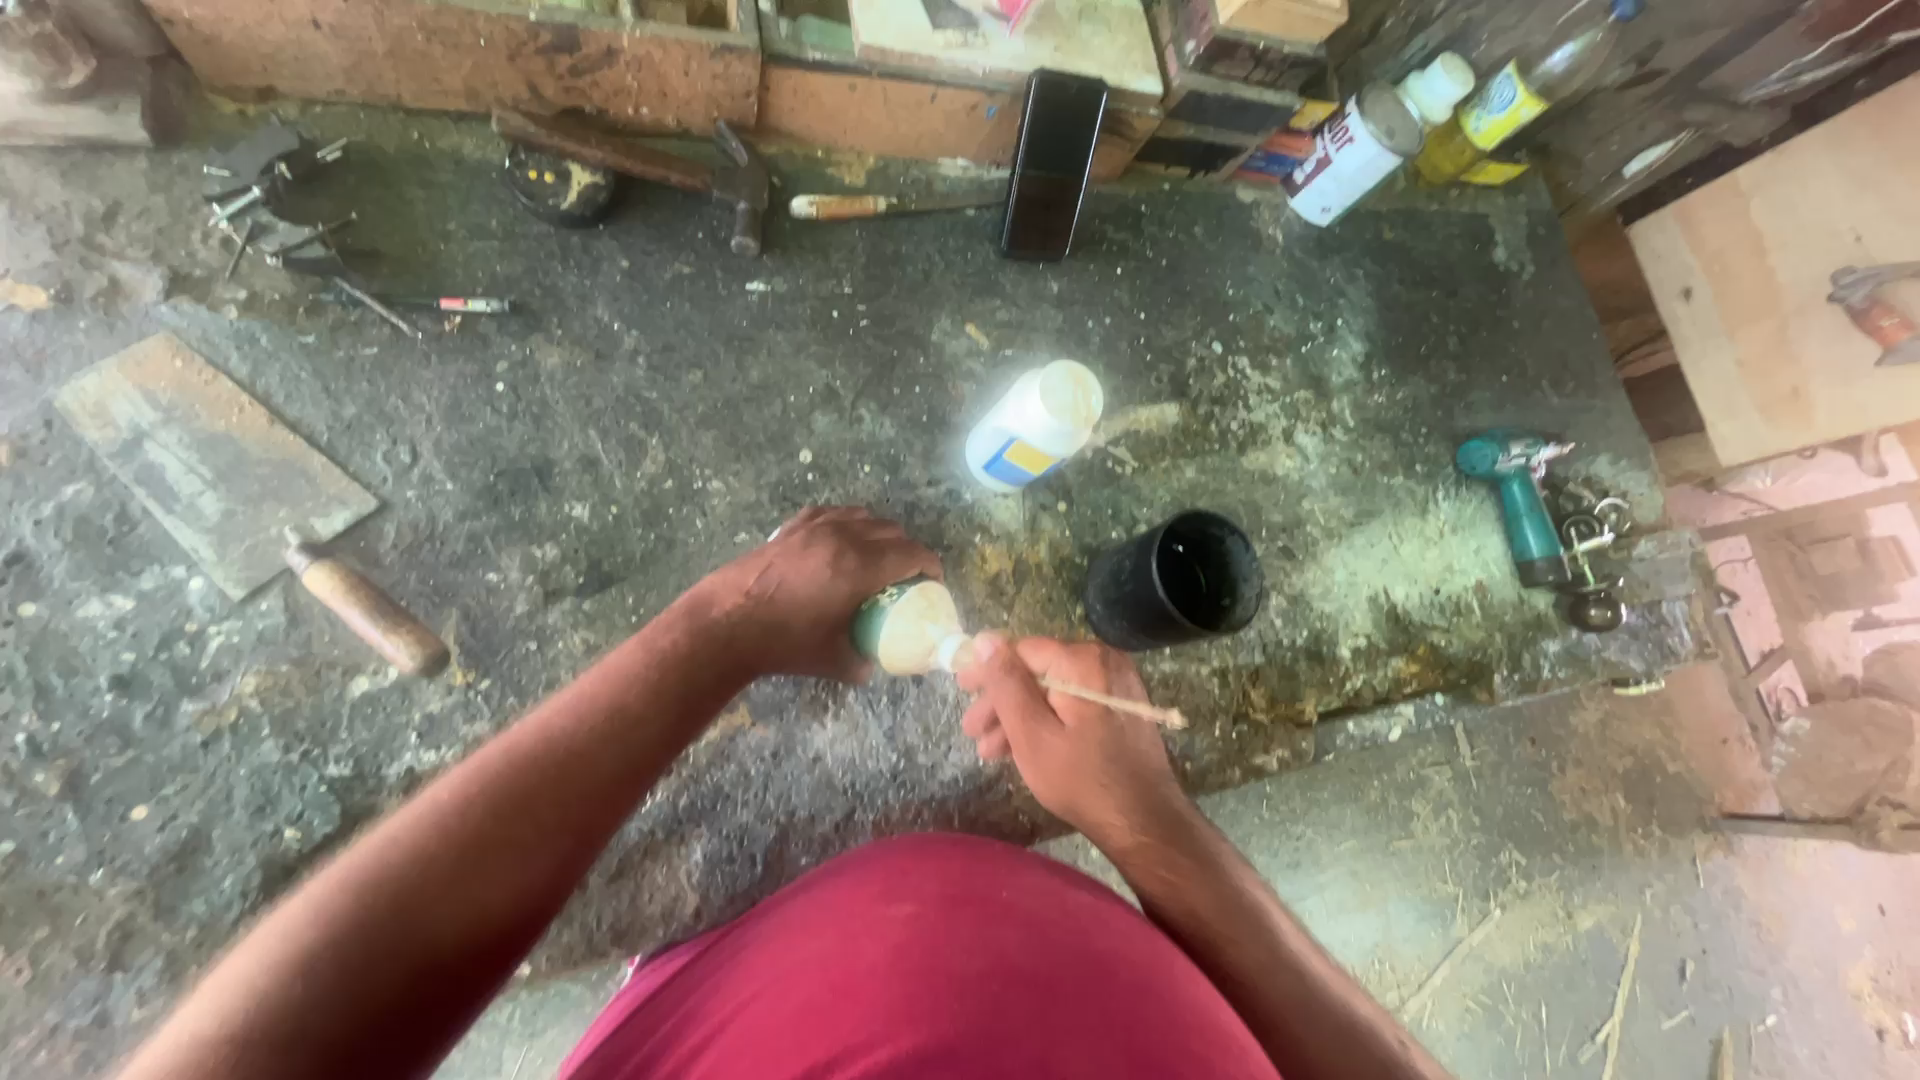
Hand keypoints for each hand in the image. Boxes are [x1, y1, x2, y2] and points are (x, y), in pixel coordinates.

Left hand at [688, 506, 942, 682]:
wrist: (725, 623)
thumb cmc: (782, 643)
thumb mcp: (832, 660)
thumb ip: (861, 663)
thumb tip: (874, 667)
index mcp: (859, 567)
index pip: (911, 554)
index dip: (930, 565)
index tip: (933, 580)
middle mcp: (842, 537)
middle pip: (892, 531)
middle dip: (908, 549)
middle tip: (907, 574)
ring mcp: (815, 528)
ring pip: (863, 516)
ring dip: (879, 533)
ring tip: (878, 555)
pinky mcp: (792, 527)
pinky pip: (833, 513)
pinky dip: (848, 523)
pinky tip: (842, 540)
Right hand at [956, 633, 1191, 847]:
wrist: (1146, 822)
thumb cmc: (1083, 780)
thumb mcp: (1032, 734)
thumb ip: (1007, 684)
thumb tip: (984, 641)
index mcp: (1082, 661)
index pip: (1022, 650)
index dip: (988, 670)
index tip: (962, 690)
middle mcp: (1104, 661)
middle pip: (1038, 671)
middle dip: (1002, 700)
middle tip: (973, 730)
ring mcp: (1118, 684)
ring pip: (1055, 689)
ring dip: (1021, 715)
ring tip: (991, 750)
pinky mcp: (1123, 707)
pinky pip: (1075, 702)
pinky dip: (1048, 720)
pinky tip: (1024, 747)